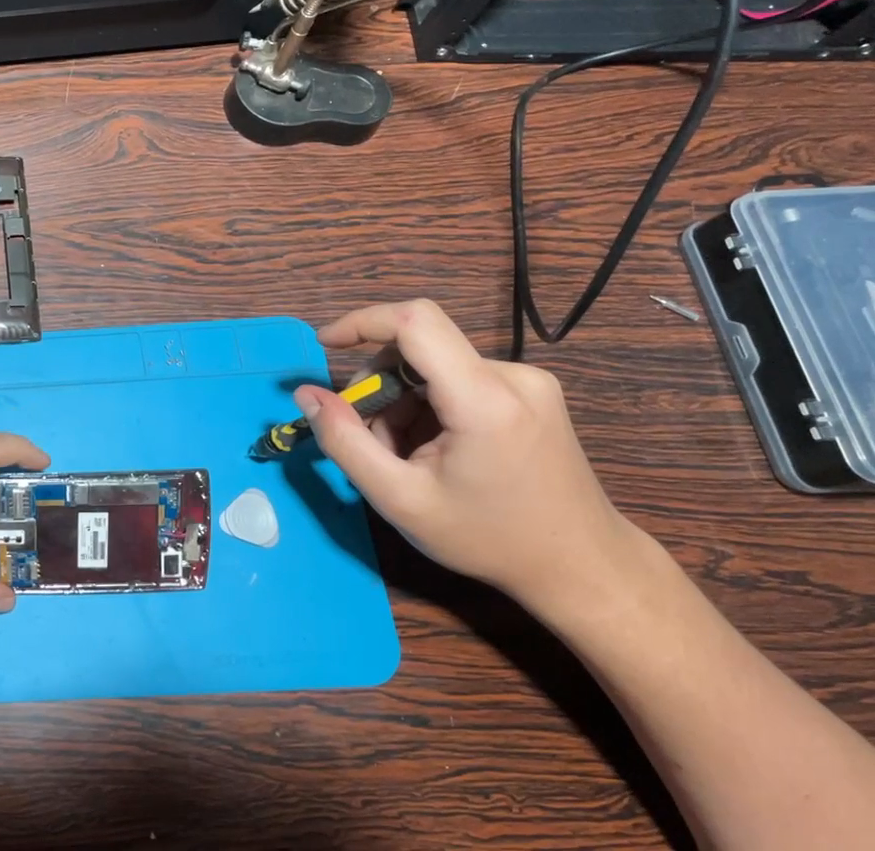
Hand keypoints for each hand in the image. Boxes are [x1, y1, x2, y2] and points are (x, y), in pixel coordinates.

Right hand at [297, 300, 641, 614]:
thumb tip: (305, 394)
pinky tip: (431, 451)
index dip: (361, 322)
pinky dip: (427, 407)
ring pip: (433, 367)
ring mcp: (528, 383)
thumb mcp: (399, 499)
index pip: (414, 322)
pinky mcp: (531, 393)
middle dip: (377, 388)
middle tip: (368, 442)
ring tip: (402, 457)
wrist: (582, 567)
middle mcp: (512, 376)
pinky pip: (457, 380)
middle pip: (418, 350)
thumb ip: (344, 441)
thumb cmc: (487, 538)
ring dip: (400, 402)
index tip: (323, 344)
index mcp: (484, 399)